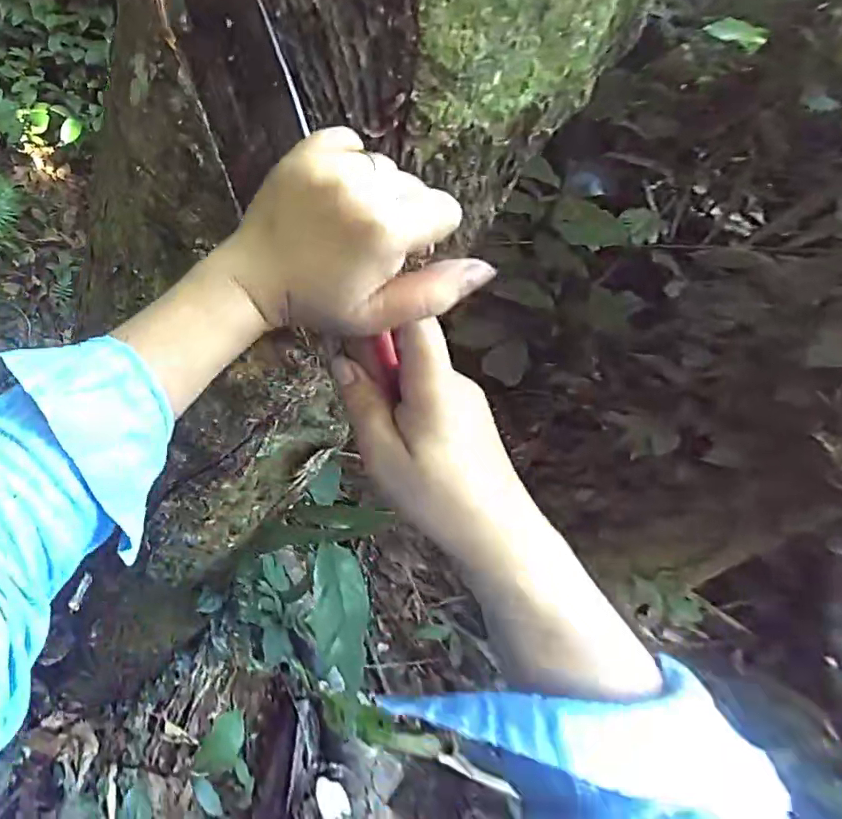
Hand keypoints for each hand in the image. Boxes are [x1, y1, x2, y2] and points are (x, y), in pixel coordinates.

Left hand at [216, 128, 492, 334]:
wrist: (254, 277)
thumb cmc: (316, 300)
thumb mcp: (377, 314)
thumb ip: (436, 293)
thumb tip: (485, 267)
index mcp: (385, 229)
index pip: (444, 210)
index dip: (424, 234)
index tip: (393, 250)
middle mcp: (362, 189)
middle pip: (415, 186)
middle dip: (399, 210)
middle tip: (360, 238)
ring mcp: (331, 165)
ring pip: (384, 166)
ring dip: (372, 187)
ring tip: (340, 216)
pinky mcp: (306, 151)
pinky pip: (349, 142)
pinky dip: (346, 160)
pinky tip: (330, 190)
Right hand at [332, 317, 527, 557]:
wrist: (500, 538)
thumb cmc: (436, 497)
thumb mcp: (382, 453)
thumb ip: (361, 401)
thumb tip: (340, 359)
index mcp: (434, 381)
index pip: (414, 317)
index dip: (384, 303)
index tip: (349, 312)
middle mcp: (453, 377)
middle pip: (408, 342)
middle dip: (372, 356)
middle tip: (350, 389)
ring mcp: (464, 393)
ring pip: (413, 367)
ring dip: (386, 382)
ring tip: (374, 426)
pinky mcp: (467, 411)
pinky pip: (425, 387)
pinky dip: (403, 397)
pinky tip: (399, 436)